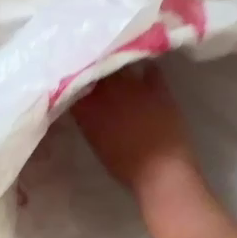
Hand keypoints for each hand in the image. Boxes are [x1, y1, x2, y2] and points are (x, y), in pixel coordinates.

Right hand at [69, 62, 198, 190]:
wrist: (161, 170)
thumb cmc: (124, 165)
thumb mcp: (95, 141)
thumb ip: (88, 118)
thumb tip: (84, 104)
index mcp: (87, 107)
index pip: (74, 84)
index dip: (75, 81)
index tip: (76, 82)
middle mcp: (107, 91)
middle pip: (96, 71)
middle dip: (94, 70)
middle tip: (95, 74)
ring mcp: (133, 86)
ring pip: (119, 67)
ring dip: (116, 68)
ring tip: (116, 71)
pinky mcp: (158, 87)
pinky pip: (149, 69)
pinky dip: (145, 69)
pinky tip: (143, 70)